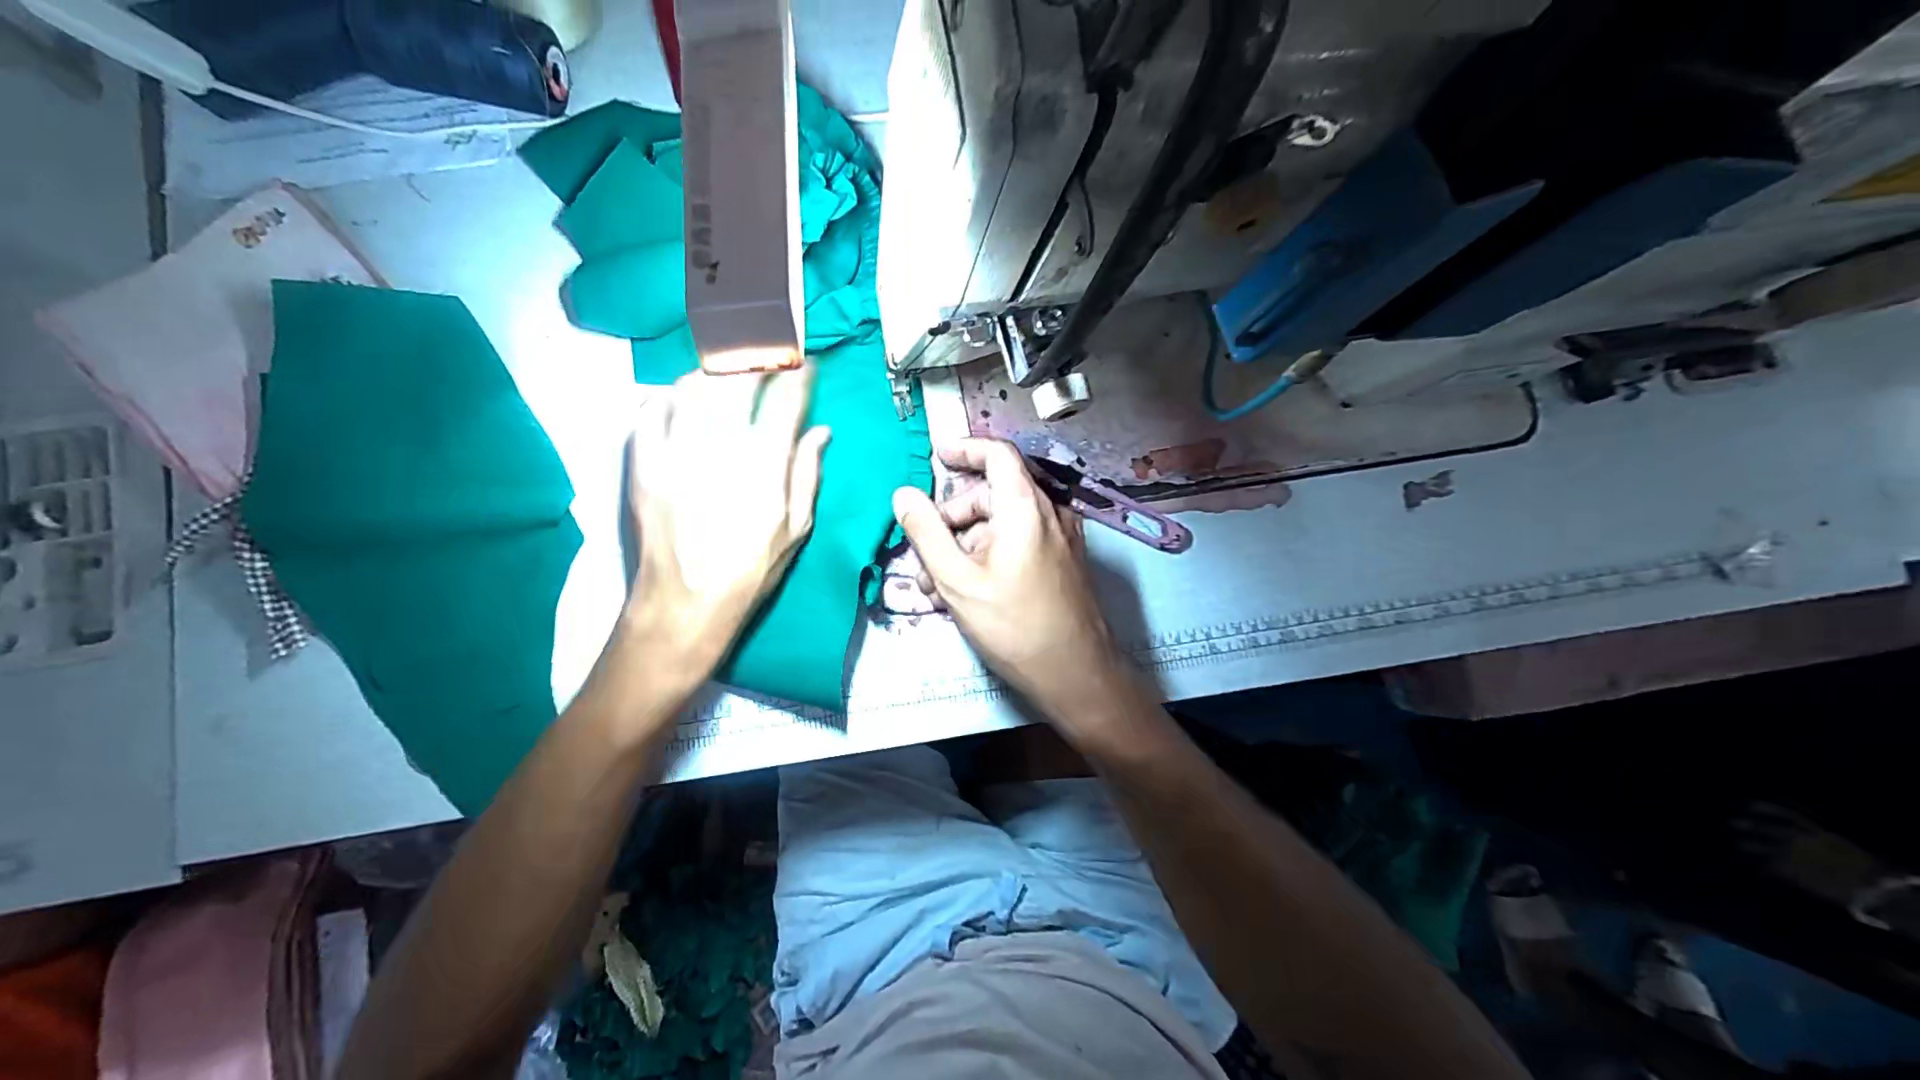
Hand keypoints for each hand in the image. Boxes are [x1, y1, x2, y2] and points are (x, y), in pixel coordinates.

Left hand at [623, 367, 829, 678]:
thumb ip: (808, 474)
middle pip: (740, 378)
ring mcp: (678, 452)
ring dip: (715, 368)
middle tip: (765, 347)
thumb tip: (821, 431)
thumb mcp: (796, 530)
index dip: (799, 372)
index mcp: (767, 466)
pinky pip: (653, 409)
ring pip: (695, 385)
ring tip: (726, 366)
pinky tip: (681, 394)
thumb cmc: (750, 571)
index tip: (805, 361)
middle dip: (757, 353)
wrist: (685, 604)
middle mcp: (723, 448)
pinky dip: (669, 394)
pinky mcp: (644, 462)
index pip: (787, 399)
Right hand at [892, 438, 1130, 730]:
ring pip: (1001, 524)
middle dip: (951, 519)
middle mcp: (1048, 513)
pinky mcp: (1061, 560)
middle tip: (924, 557)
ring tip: (937, 586)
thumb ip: (927, 533)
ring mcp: (1058, 537)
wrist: (1077, 673)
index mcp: (1025, 507)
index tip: (937, 456)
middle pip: (992, 494)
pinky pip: (1018, 543)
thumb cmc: (1015, 626)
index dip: (964, 448)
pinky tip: (965, 593)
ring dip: (964, 545)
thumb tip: (903, 495)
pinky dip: (988, 556)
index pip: (997, 454)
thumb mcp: (957, 580)